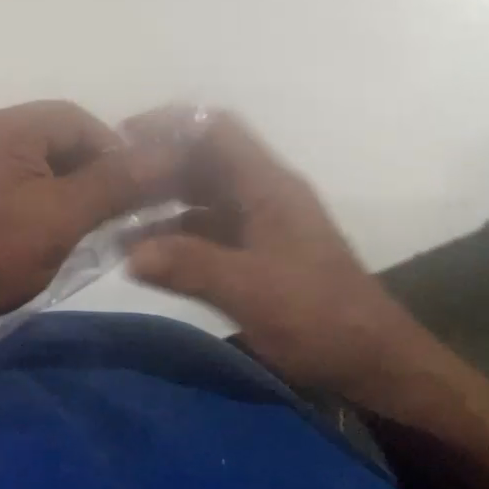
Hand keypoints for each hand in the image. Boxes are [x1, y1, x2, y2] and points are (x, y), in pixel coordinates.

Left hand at [0, 101, 174, 333]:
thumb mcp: (62, 218)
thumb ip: (114, 183)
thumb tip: (166, 155)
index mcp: (4, 125)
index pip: (77, 119)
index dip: (114, 150)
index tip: (135, 190)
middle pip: (54, 134)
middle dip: (90, 168)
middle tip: (113, 210)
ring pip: (35, 155)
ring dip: (66, 182)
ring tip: (85, 222)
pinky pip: (12, 171)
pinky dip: (38, 191)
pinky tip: (48, 225)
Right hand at [125, 108, 424, 396]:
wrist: (378, 365)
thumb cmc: (319, 317)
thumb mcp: (251, 291)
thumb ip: (189, 266)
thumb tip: (128, 253)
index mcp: (269, 187)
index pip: (216, 130)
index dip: (170, 123)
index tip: (124, 138)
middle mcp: (265, 195)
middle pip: (204, 160)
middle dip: (158, 166)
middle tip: (111, 182)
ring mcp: (263, 225)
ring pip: (203, 196)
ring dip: (163, 203)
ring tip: (117, 220)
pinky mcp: (260, 254)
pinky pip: (209, 229)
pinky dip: (178, 234)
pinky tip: (148, 255)